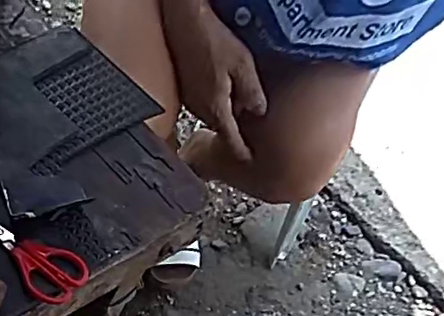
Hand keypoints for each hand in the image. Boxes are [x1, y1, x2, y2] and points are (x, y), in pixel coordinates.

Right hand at [161, 0, 267, 161]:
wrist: (184, 27)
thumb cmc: (213, 41)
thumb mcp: (242, 64)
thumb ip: (251, 91)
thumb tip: (259, 111)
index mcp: (216, 108)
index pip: (230, 139)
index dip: (240, 151)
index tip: (247, 161)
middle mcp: (202, 112)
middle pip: (222, 129)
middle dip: (234, 133)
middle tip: (249, 134)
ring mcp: (192, 104)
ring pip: (213, 117)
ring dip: (225, 117)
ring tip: (238, 110)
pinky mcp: (187, 94)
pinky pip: (205, 107)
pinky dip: (216, 105)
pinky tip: (223, 91)